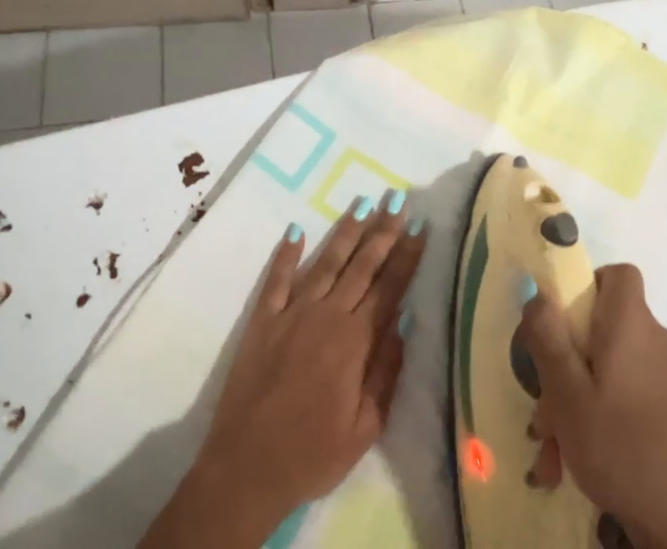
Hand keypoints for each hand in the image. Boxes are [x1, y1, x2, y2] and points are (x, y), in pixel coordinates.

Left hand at [139, 192, 427, 548]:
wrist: (245, 469)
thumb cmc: (314, 454)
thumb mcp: (367, 425)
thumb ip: (387, 371)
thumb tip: (405, 321)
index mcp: (356, 341)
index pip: (390, 287)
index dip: (407, 254)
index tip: (421, 225)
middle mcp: (326, 316)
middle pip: (361, 266)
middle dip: (383, 231)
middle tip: (398, 199)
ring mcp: (290, 315)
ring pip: (325, 263)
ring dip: (346, 232)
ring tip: (363, 203)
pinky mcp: (261, 322)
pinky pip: (276, 279)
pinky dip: (286, 254)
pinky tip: (297, 230)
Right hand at [519, 264, 666, 548]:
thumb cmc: (621, 448)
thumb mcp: (567, 394)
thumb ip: (548, 338)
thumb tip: (536, 288)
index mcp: (632, 325)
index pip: (617, 274)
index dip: (585, 287)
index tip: (558, 325)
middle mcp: (659, 342)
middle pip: (605, 332)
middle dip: (566, 367)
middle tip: (542, 413)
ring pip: (613, 374)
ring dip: (578, 405)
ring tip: (554, 453)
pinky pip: (632, 400)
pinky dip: (605, 422)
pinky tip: (581, 465)